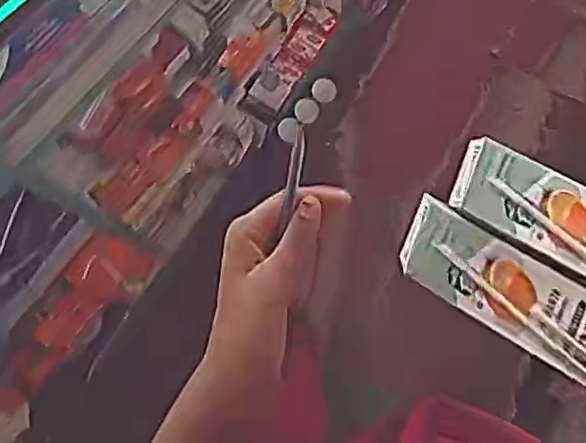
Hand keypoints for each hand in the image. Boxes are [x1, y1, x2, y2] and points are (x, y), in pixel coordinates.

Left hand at [154, 186, 350, 441]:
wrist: (239, 388)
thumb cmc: (246, 339)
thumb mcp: (274, 284)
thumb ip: (296, 242)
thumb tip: (312, 203)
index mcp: (245, 233)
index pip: (285, 200)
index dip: (316, 197)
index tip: (346, 200)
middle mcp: (253, 243)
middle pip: (294, 216)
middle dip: (319, 222)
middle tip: (345, 224)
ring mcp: (265, 264)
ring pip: (301, 240)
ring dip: (319, 246)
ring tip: (336, 249)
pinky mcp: (278, 285)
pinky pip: (303, 263)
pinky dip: (316, 265)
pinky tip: (324, 275)